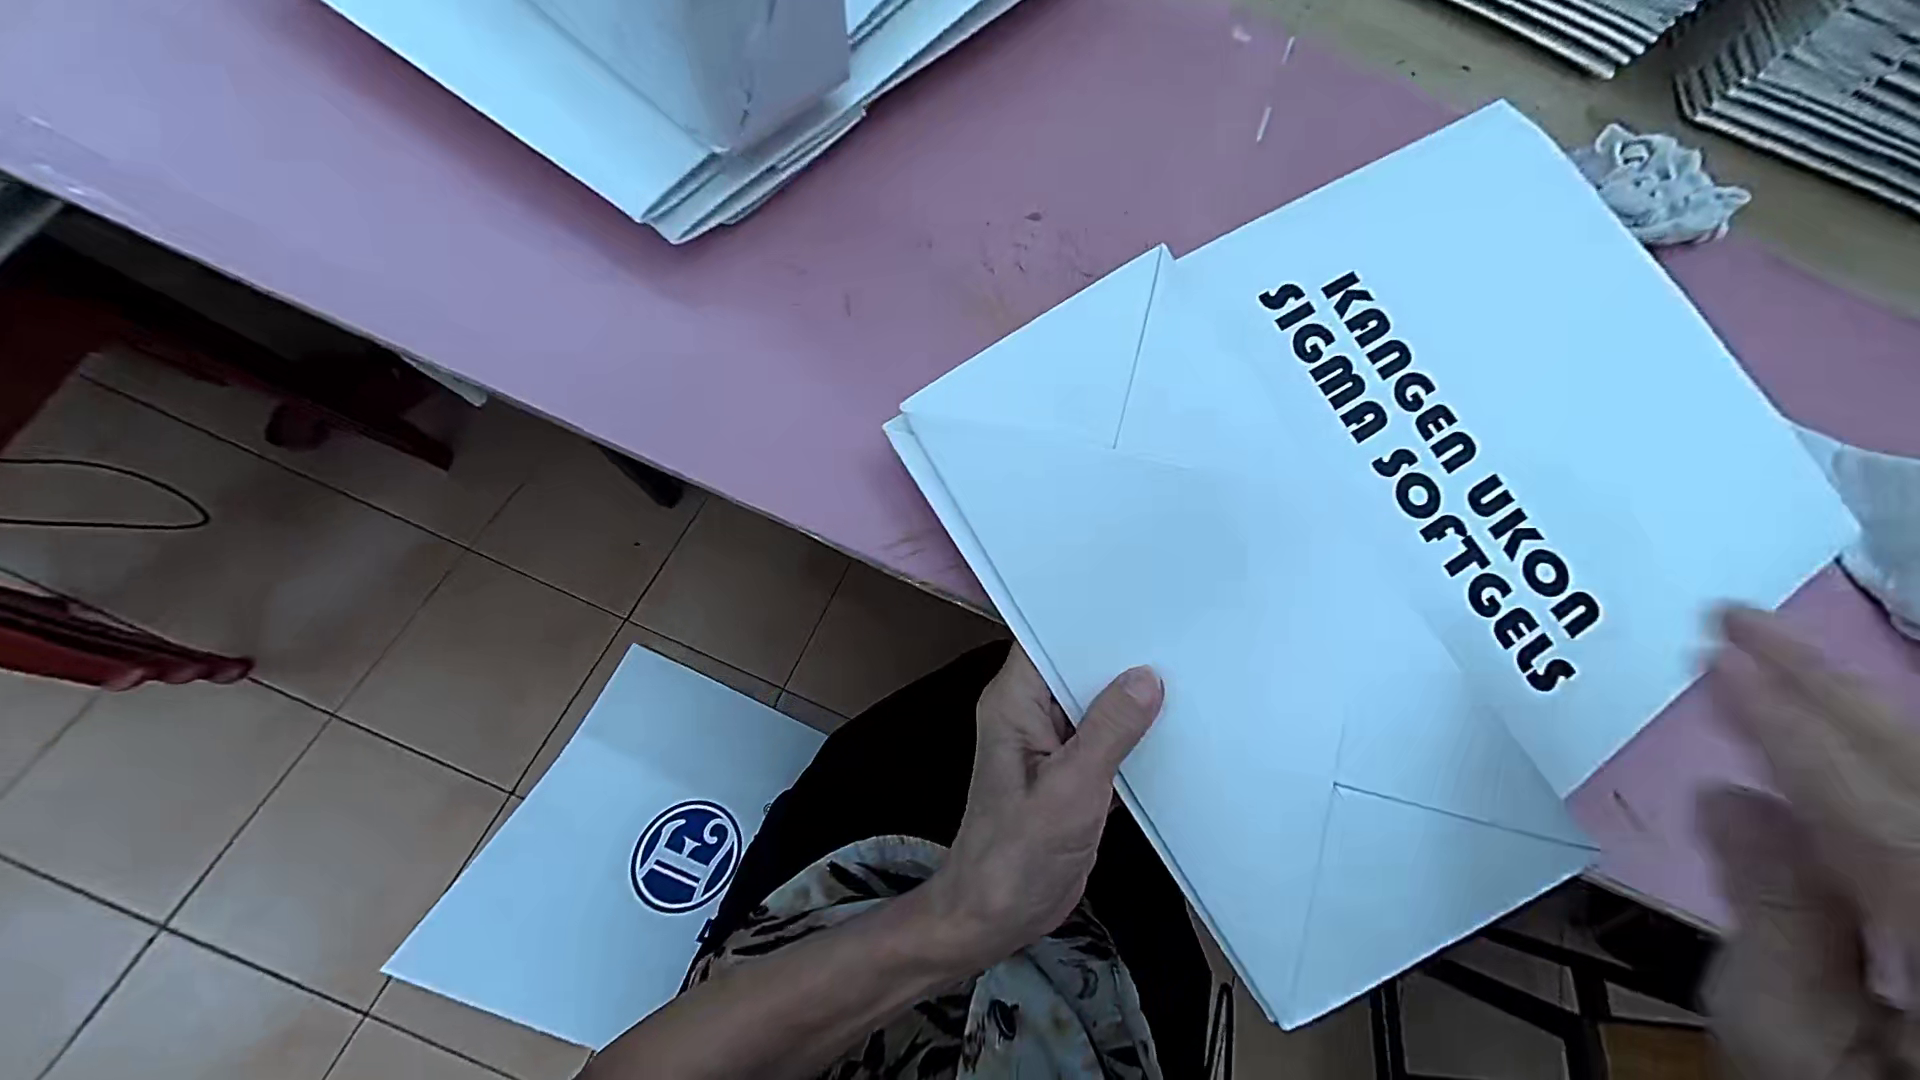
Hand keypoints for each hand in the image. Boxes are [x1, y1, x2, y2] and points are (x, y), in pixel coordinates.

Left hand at [919, 647, 1162, 970]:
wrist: (995, 915)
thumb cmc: (1019, 853)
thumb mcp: (1071, 789)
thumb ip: (1109, 731)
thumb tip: (1147, 677)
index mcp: (1013, 701)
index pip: (1046, 638)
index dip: (1087, 619)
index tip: (1138, 602)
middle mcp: (1028, 711)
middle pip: (1074, 666)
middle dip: (1119, 654)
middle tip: (1176, 632)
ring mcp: (1048, 739)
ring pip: (1091, 700)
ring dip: (1128, 694)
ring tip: (1184, 667)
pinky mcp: (1067, 767)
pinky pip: (1101, 733)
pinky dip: (1129, 730)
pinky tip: (1171, 722)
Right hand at [1700, 606, 1919, 1078]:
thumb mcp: (1782, 1035)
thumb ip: (1771, 921)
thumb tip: (1731, 800)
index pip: (1871, 811)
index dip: (1789, 727)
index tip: (1715, 657)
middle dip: (1828, 687)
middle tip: (1737, 619)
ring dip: (1852, 706)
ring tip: (1771, 652)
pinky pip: (1916, 806)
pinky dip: (1875, 750)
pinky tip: (1824, 716)